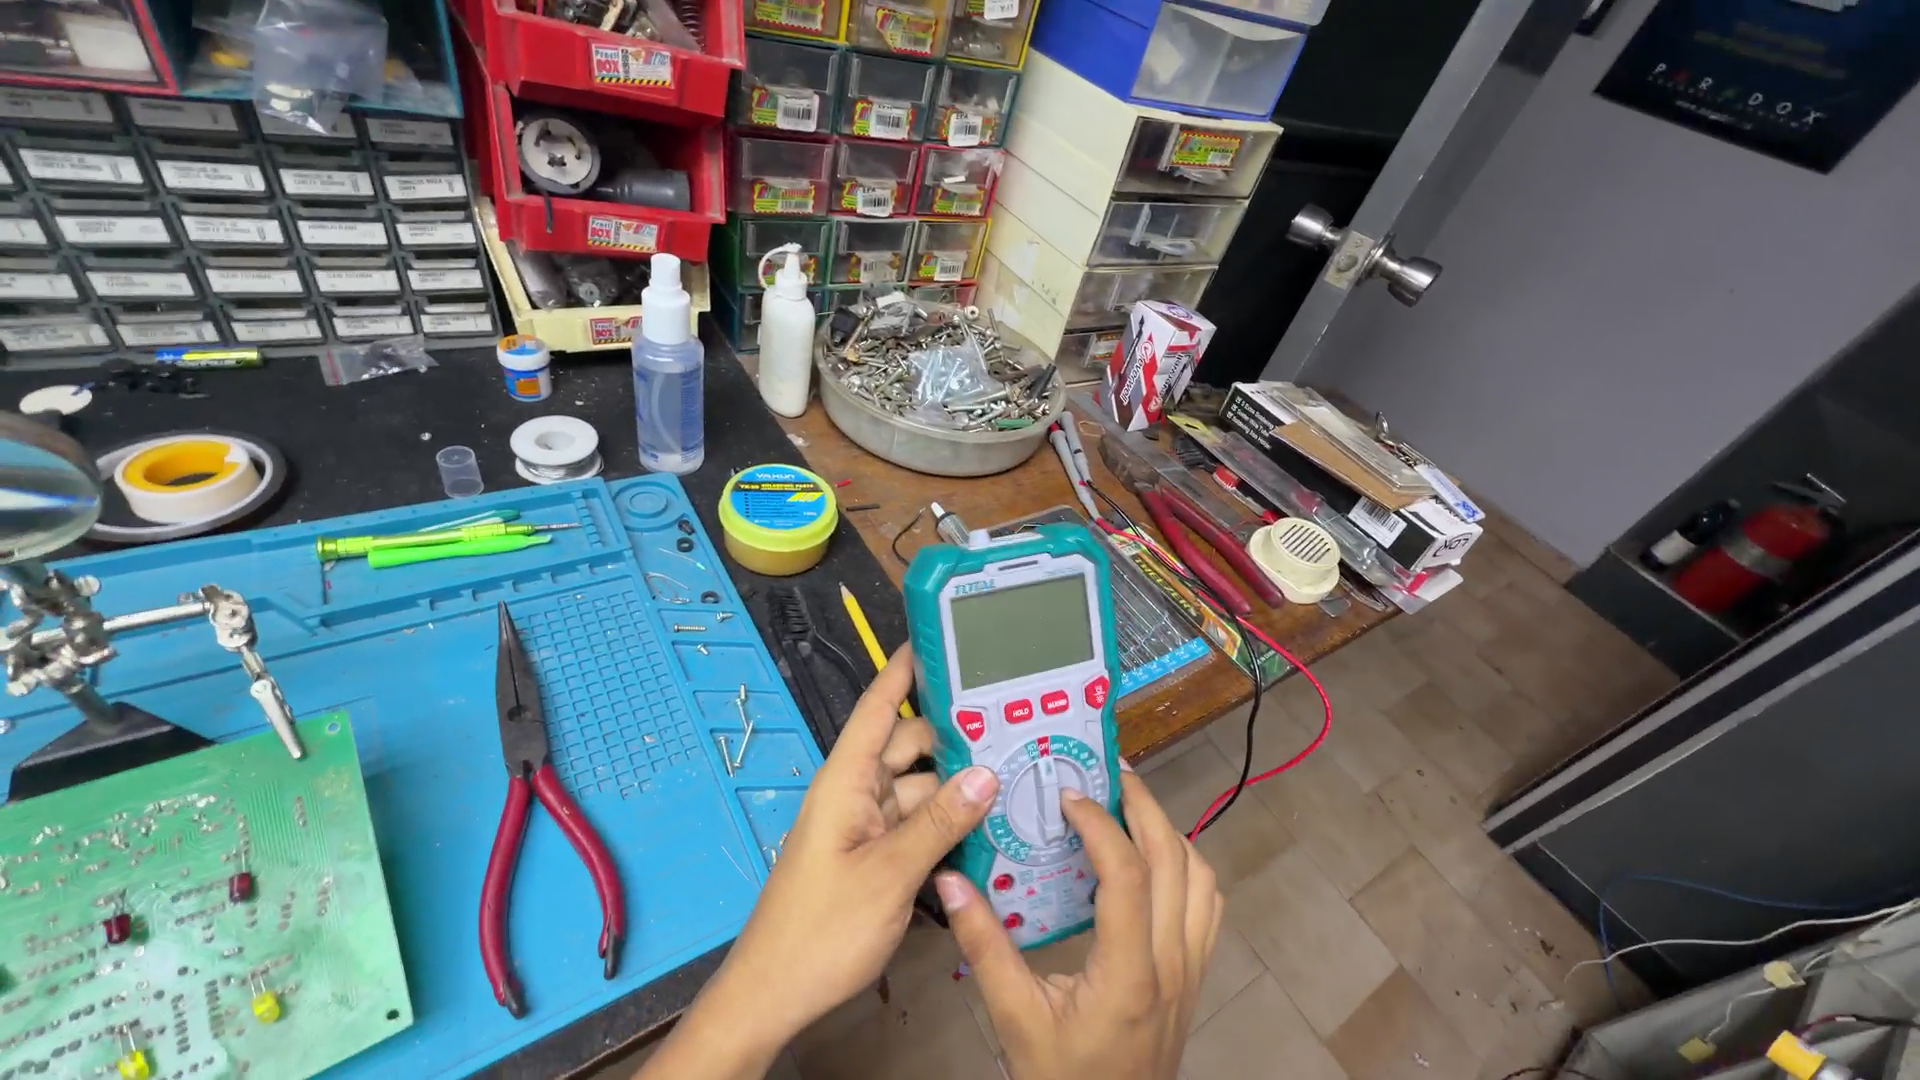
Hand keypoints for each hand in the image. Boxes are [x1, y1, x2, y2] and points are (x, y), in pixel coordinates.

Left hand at [639, 644, 999, 1079]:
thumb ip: (939, 822)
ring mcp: (866, 827)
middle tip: (1014, 722)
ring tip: (1017, 773)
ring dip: (958, 785)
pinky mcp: (876, 858)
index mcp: (847, 780)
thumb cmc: (823, 927)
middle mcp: (857, 793)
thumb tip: (988, 772)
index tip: (937, 636)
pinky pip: (917, 825)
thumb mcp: (889, 874)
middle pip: (909, 747)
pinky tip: (991, 823)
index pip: (877, 707)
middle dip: (953, 734)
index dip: (904, 670)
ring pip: (920, 789)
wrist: (775, 996)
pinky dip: (948, 822)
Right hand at [936, 771, 1219, 1079]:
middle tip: (1107, 772)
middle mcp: (1173, 961)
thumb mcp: (1014, 1019)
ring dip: (1169, 831)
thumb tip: (949, 881)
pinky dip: (1187, 865)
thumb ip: (984, 947)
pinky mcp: (1196, 975)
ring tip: (1128, 807)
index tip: (1067, 795)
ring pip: (1202, 877)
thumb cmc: (1061, 1077)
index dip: (1100, 824)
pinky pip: (1208, 904)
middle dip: (1144, 805)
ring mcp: (1193, 968)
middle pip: (1177, 860)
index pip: (1127, 874)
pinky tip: (1154, 857)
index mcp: (1129, 972)